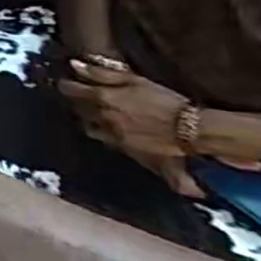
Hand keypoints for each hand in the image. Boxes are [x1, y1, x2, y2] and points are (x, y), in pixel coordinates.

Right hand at [58, 59, 204, 197]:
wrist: (196, 131)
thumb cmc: (184, 150)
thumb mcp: (179, 169)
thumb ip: (178, 181)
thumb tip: (194, 197)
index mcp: (111, 136)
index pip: (90, 129)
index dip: (89, 124)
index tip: (89, 122)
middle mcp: (103, 116)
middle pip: (79, 107)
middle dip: (73, 103)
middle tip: (69, 96)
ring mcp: (111, 97)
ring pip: (79, 90)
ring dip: (71, 86)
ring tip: (64, 82)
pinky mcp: (125, 82)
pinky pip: (99, 73)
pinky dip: (85, 68)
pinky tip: (75, 63)